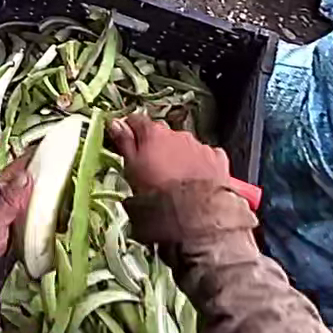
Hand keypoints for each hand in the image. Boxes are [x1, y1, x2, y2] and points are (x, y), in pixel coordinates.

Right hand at [109, 112, 230, 196]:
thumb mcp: (131, 168)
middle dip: (156, 144)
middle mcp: (178, 133)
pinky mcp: (217, 159)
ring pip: (184, 144)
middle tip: (151, 165)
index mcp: (154, 132)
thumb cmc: (156, 190)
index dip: (129, 129)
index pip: (136, 120)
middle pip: (162, 133)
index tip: (125, 140)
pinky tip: (197, 175)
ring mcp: (199, 145)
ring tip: (175, 176)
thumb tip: (115, 122)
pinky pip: (206, 155)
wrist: (195, 212)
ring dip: (178, 153)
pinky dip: (200, 162)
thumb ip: (124, 142)